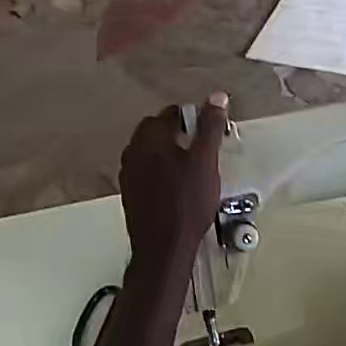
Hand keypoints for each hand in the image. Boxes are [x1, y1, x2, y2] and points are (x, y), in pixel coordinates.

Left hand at [118, 93, 227, 270]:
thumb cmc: (186, 202)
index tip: (209, 135)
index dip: (194, 120)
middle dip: (181, 135)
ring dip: (171, 154)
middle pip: (159, 131)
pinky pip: (147, 171)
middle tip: (203, 151)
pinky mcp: (130, 193)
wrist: (164, 248)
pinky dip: (162, 171)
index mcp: (149, 137)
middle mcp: (133, 151)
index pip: (172, 113)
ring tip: (193, 170)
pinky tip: (179, 187)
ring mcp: (128, 173)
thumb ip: (210, 126)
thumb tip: (216, 98)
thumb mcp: (205, 160)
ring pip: (152, 152)